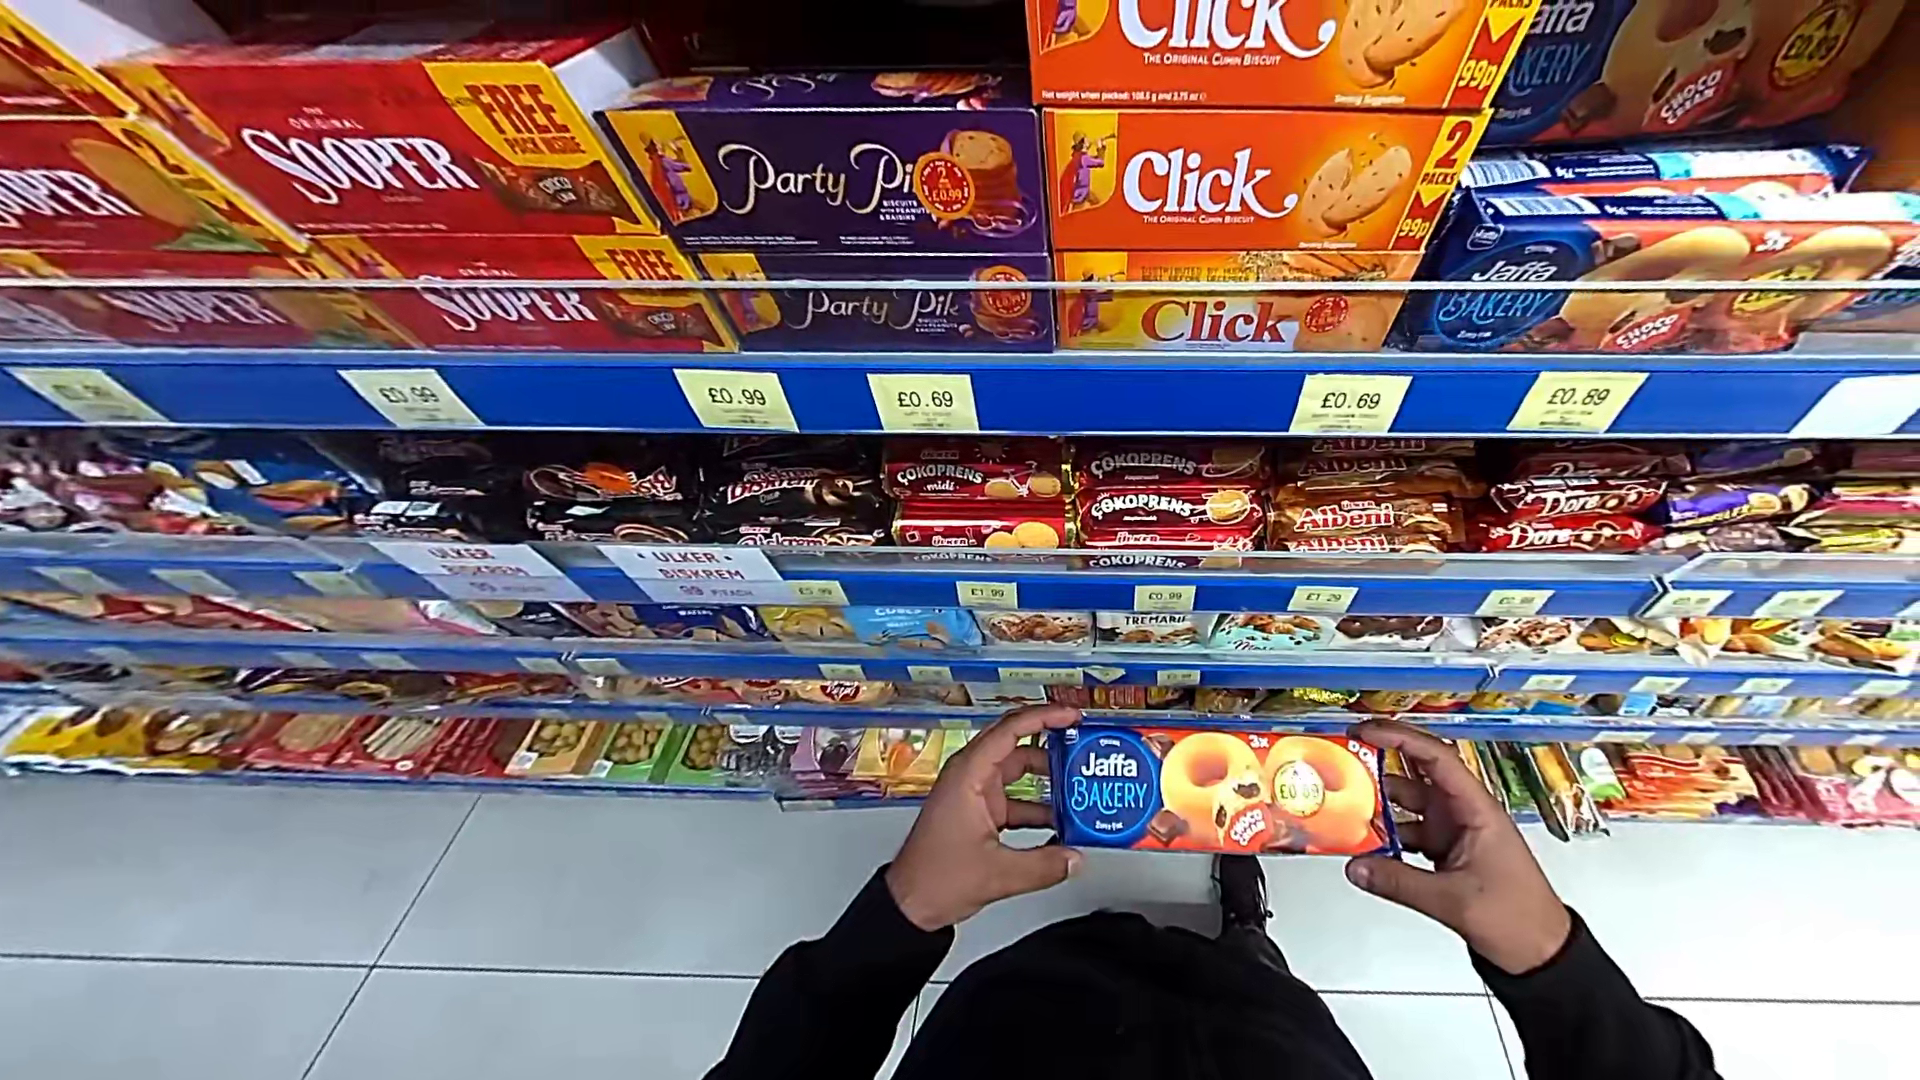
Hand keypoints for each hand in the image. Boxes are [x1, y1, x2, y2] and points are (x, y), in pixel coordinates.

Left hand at [885, 705, 1082, 930]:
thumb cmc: (935, 877)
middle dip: (1048, 738)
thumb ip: (1042, 865)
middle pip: (1014, 742)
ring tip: (1078, 780)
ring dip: (1046, 775)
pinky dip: (1037, 804)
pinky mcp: (980, 810)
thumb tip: (1075, 857)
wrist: (911, 903)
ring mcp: (975, 792)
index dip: (1043, 717)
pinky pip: (1015, 796)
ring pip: (1017, 770)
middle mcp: (971, 775)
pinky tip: (1060, 819)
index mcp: (969, 774)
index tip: (1071, 716)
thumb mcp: (996, 873)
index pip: (1010, 729)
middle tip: (1079, 739)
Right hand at [1344, 719, 1571, 974]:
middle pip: (1412, 774)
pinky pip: (1402, 828)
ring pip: (1403, 802)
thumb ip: (1398, 881)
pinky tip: (1361, 838)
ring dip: (1374, 802)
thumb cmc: (1521, 920)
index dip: (1399, 737)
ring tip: (1343, 802)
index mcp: (1476, 810)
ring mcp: (1450, 828)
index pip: (1436, 757)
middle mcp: (1461, 811)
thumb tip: (1356, 866)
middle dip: (1376, 764)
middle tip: (1341, 759)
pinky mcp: (1441, 847)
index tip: (1364, 731)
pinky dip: (1381, 830)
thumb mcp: (1455, 901)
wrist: (1544, 956)